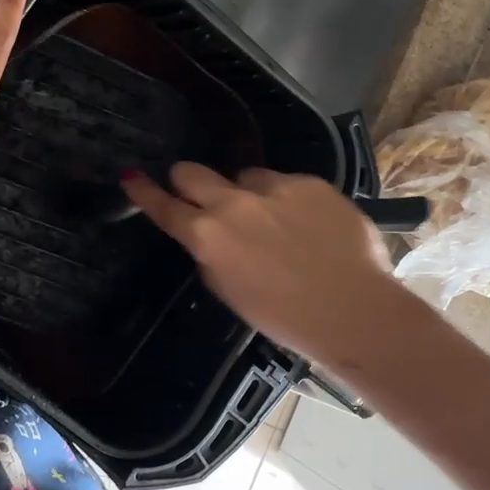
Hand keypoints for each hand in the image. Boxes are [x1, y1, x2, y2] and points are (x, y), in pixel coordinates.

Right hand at [121, 163, 428, 368]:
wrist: (358, 312)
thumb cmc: (285, 317)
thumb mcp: (229, 291)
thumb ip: (210, 256)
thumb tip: (210, 238)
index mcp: (206, 236)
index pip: (162, 205)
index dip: (142, 190)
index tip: (131, 177)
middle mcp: (231, 204)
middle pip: (191, 172)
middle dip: (189, 182)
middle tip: (204, 199)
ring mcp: (272, 188)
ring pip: (244, 177)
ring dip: (248, 194)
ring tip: (278, 222)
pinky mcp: (309, 182)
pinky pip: (286, 183)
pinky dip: (289, 200)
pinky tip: (310, 226)